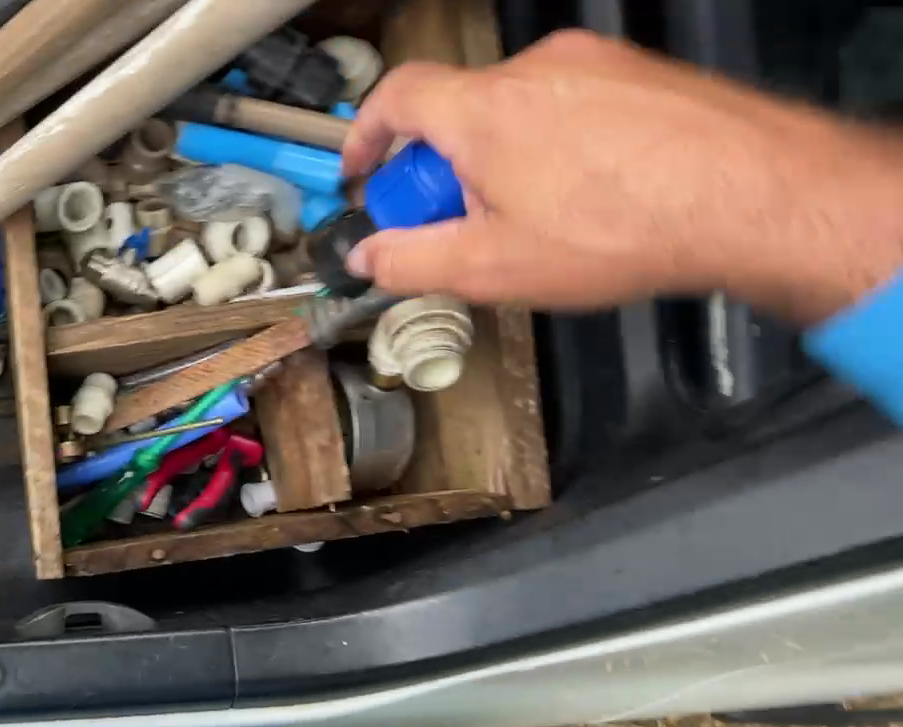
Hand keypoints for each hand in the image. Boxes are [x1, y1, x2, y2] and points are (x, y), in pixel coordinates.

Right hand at [340, 30, 902, 323]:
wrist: (759, 199)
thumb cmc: (624, 227)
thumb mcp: (484, 267)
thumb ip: (405, 262)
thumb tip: (366, 258)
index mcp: (486, 112)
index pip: (397, 96)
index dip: (364, 135)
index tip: (360, 171)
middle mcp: (538, 71)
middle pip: (452, 114)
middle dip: (432, 173)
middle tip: (445, 225)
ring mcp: (592, 66)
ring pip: (504, 113)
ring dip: (485, 164)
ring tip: (515, 219)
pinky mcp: (634, 76)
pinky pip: (557, 108)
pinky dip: (536, 150)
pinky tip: (564, 199)